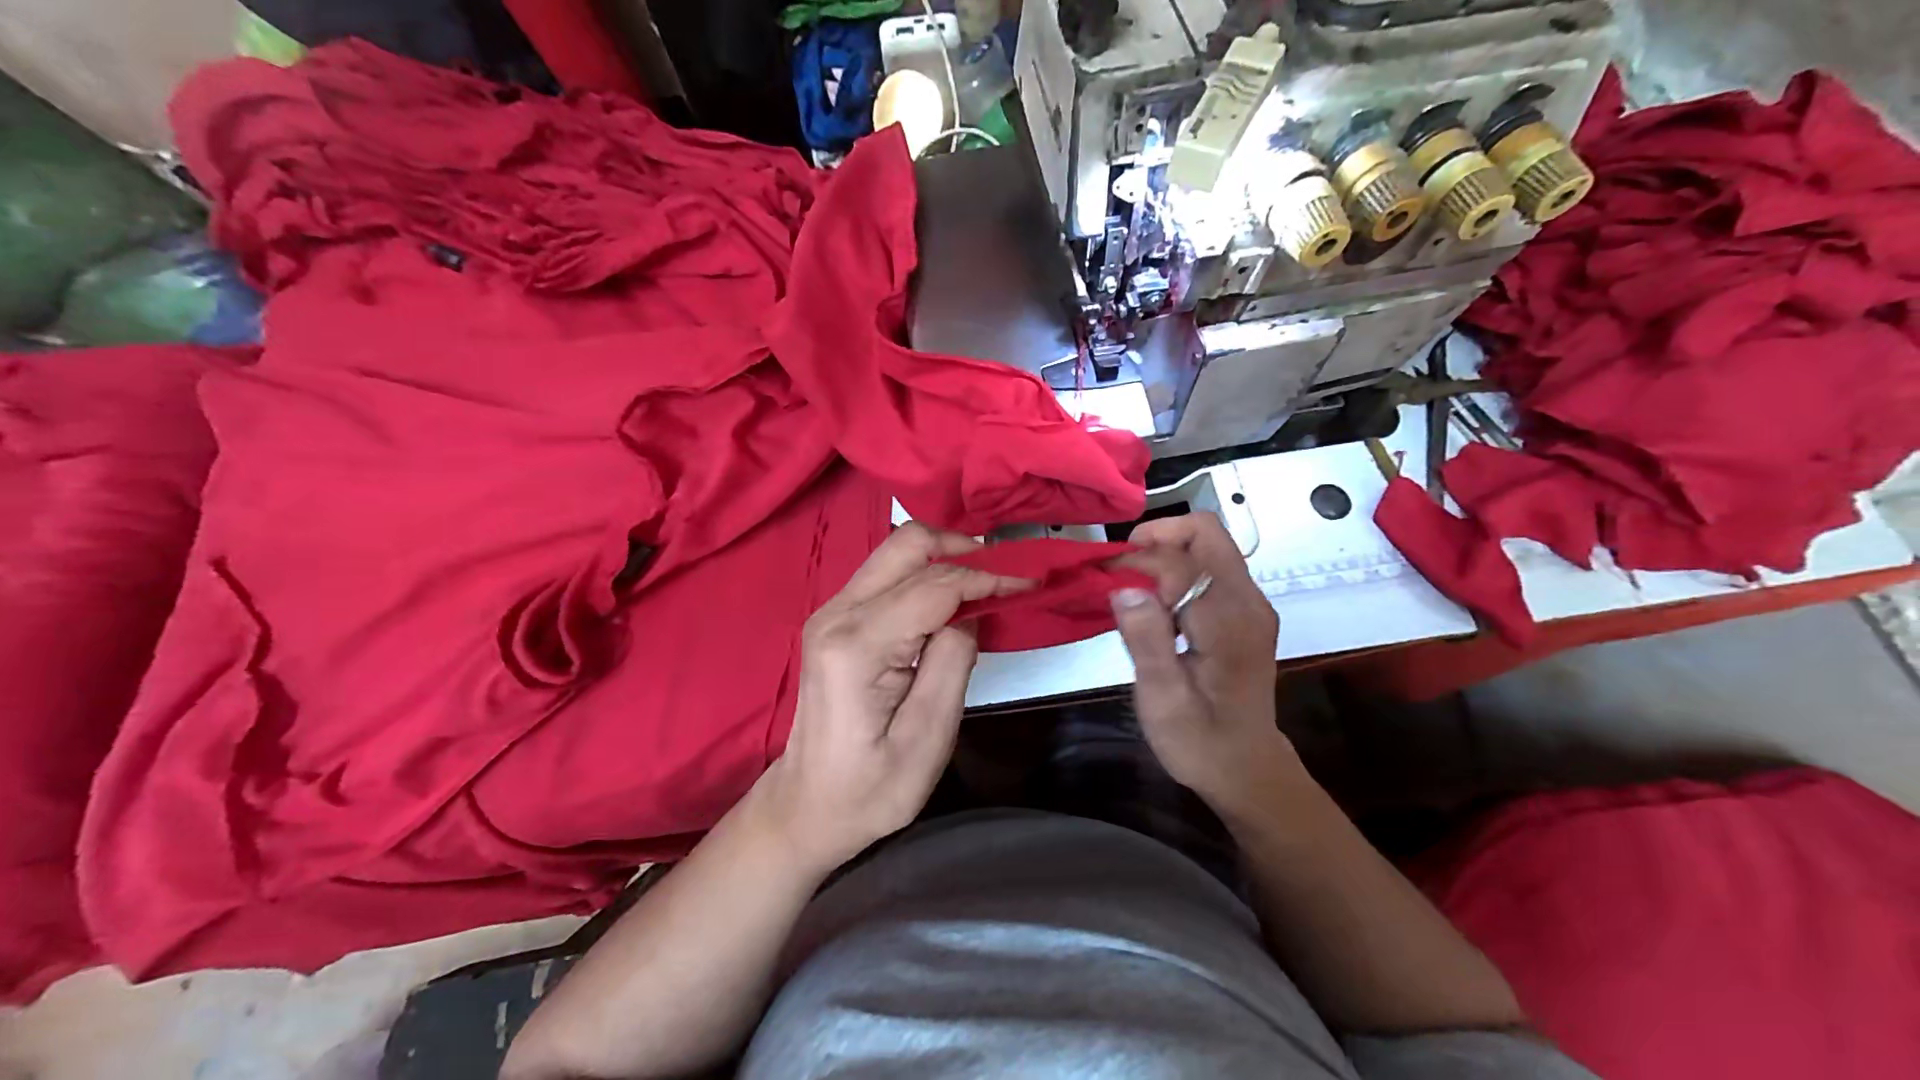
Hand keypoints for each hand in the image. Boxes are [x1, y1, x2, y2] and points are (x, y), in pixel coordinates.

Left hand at [757, 523, 1030, 870]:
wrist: (809, 805)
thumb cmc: (871, 787)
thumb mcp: (928, 737)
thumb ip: (953, 661)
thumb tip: (971, 612)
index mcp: (858, 645)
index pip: (934, 586)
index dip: (987, 577)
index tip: (1030, 583)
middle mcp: (837, 614)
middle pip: (907, 544)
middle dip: (964, 550)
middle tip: (1007, 577)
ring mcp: (831, 612)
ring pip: (896, 552)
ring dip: (946, 559)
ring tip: (987, 587)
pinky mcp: (835, 619)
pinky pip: (887, 574)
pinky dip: (926, 575)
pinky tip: (952, 601)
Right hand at [1109, 513, 1294, 814]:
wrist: (1246, 769)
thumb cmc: (1200, 742)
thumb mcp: (1163, 699)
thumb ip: (1146, 639)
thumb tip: (1123, 586)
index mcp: (1228, 623)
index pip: (1179, 563)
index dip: (1135, 564)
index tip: (1102, 580)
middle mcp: (1248, 601)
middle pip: (1206, 531)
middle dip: (1156, 538)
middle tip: (1119, 570)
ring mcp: (1251, 604)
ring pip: (1208, 544)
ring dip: (1165, 552)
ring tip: (1131, 587)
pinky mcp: (1245, 610)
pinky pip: (1210, 566)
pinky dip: (1176, 568)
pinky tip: (1154, 603)